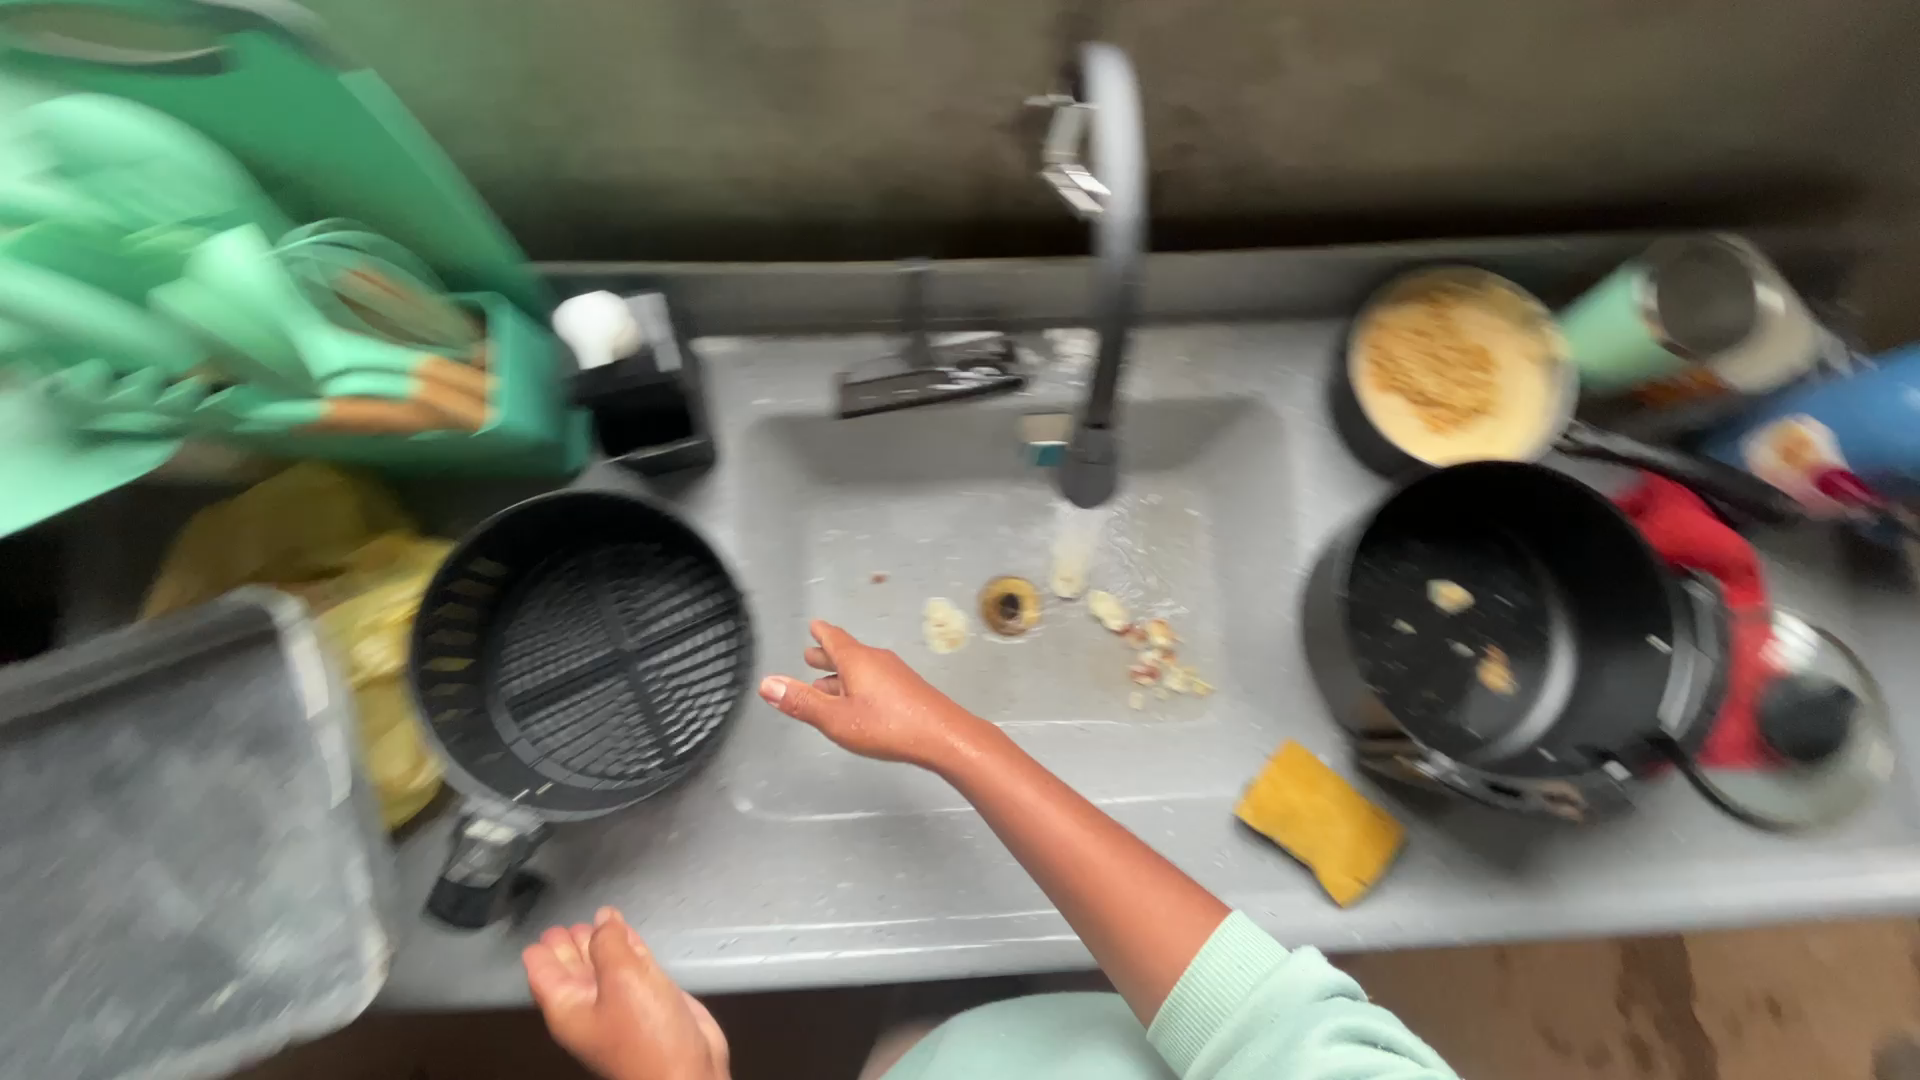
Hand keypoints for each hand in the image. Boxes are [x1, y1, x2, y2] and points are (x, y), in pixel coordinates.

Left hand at [523, 907, 728, 1079]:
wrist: (686, 1070)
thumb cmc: (644, 1029)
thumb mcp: (621, 979)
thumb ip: (608, 944)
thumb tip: (602, 919)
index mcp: (569, 1008)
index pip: (545, 976)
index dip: (543, 953)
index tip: (545, 930)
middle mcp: (590, 1006)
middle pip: (572, 970)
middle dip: (569, 947)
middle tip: (567, 923)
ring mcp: (621, 1003)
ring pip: (603, 966)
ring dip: (600, 943)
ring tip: (598, 918)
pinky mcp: (650, 999)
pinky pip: (632, 966)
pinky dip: (628, 947)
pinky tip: (628, 932)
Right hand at [759, 619, 991, 768]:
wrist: (943, 735)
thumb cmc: (887, 725)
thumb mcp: (836, 718)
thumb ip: (801, 702)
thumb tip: (767, 683)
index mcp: (857, 660)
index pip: (833, 639)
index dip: (820, 633)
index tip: (813, 625)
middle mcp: (876, 660)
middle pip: (847, 652)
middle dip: (827, 655)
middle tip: (810, 654)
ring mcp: (895, 674)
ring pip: (861, 668)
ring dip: (841, 673)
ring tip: (825, 682)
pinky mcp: (907, 690)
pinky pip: (874, 680)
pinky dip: (857, 684)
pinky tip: (857, 700)